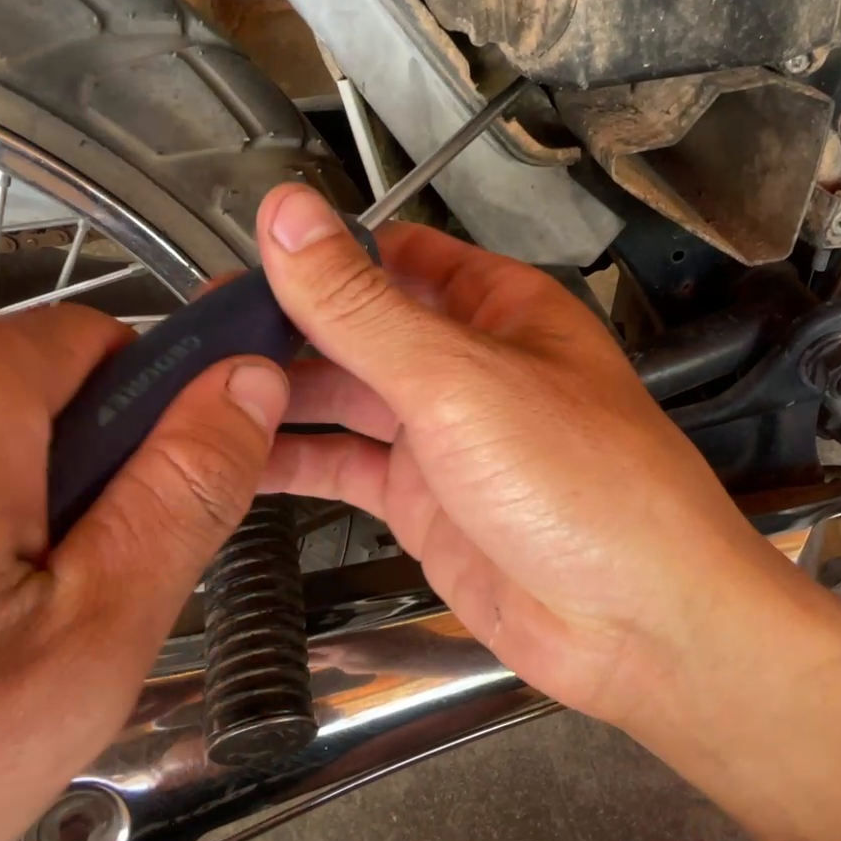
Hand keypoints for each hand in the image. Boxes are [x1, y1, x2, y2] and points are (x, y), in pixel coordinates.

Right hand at [258, 186, 840, 840]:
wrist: (641, 624)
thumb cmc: (589, 487)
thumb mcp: (459, 380)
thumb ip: (364, 306)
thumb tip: (294, 217)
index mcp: (497, 309)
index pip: (393, 257)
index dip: (319, 254)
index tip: (244, 259)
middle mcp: (470, 365)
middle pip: (361, 327)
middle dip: (287, 327)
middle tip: (200, 332)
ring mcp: (447, 436)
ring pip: (346, 396)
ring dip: (282, 392)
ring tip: (200, 388)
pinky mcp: (427, 501)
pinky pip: (347, 465)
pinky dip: (296, 459)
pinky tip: (240, 454)